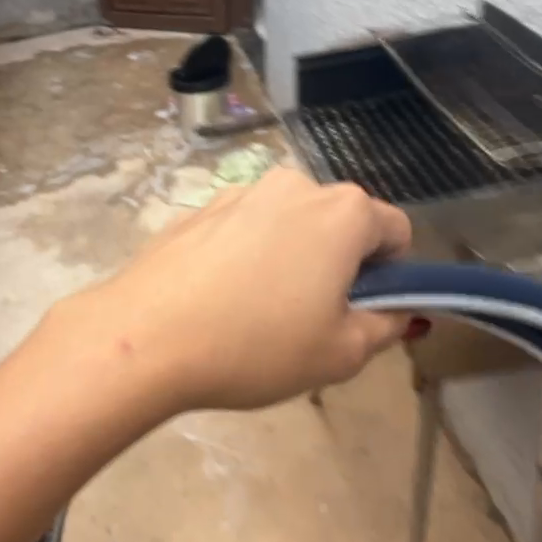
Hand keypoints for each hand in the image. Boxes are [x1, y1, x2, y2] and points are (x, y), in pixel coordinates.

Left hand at [48, 168, 414, 413]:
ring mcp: (235, 194)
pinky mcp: (192, 213)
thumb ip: (385, 328)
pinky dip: (242, 260)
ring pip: (284, 227)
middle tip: (308, 321)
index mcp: (341, 210)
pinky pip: (239, 233)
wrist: (143, 339)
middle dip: (336, 265)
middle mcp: (291, 186)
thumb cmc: (254, 347)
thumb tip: (398, 313)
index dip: (390, 276)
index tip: (360, 313)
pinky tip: (215, 303)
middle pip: (337, 223)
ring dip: (287, 260)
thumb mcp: (339, 355)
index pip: (394, 231)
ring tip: (254, 315)